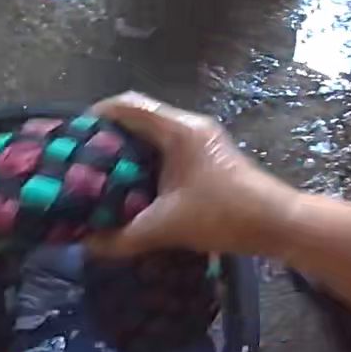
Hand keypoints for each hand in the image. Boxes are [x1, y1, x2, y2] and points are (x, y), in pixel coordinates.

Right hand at [88, 93, 300, 256]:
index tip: (73, 136)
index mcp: (178, 130)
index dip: (98, 114)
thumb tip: (87, 247)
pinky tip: (134, 185)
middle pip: (139, 116)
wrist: (277, 223)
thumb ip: (123, 238)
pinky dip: (147, 159)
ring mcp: (201, 139)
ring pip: (154, 133)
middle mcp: (189, 126)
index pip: (128, 104)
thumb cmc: (223, 215)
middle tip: (81, 160)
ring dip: (128, 148)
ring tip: (100, 174)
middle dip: (109, 134)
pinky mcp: (207, 154)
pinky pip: (168, 146)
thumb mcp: (167, 227)